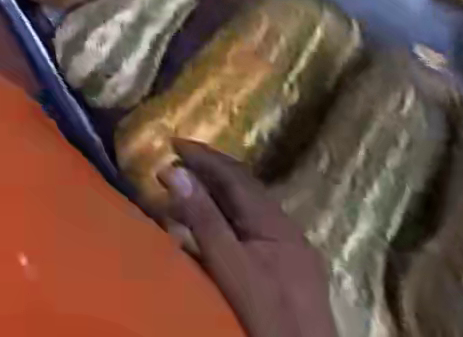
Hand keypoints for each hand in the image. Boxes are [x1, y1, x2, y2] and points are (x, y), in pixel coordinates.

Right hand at [162, 143, 336, 336]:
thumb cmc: (268, 321)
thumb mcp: (230, 269)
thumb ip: (203, 218)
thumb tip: (174, 169)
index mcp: (278, 225)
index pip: (236, 175)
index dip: (203, 156)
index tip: (170, 142)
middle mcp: (288, 234)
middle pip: (243, 191)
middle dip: (206, 174)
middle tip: (171, 166)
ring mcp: (291, 258)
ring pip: (246, 213)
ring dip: (213, 199)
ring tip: (180, 197)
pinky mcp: (288, 280)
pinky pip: (250, 234)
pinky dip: (223, 223)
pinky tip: (206, 233)